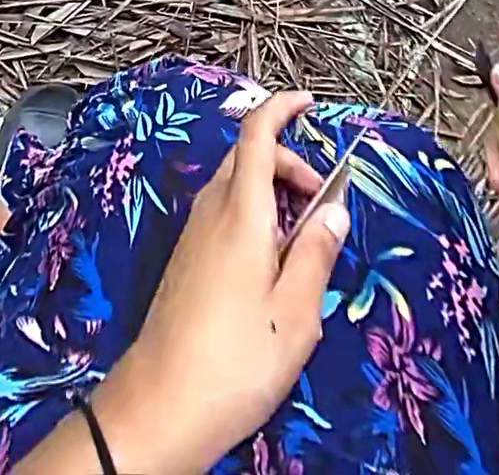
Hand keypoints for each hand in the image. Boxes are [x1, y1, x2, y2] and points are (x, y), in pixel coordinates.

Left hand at [88, 92, 348, 473]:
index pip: (256, 135)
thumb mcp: (295, 311)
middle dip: (290, 162)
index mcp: (241, 211)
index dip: (280, 108)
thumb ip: (316, 253)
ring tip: (304, 241)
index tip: (306, 101)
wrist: (163, 398)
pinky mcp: (189, 251)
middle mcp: (212, 208)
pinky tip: (273, 262)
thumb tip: (334, 211)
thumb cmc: (236, 357)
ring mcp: (195, 228)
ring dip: (274, 191)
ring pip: (238, 184)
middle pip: (250, 157)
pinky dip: (256, 214)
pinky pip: (226, 210)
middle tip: (323, 205)